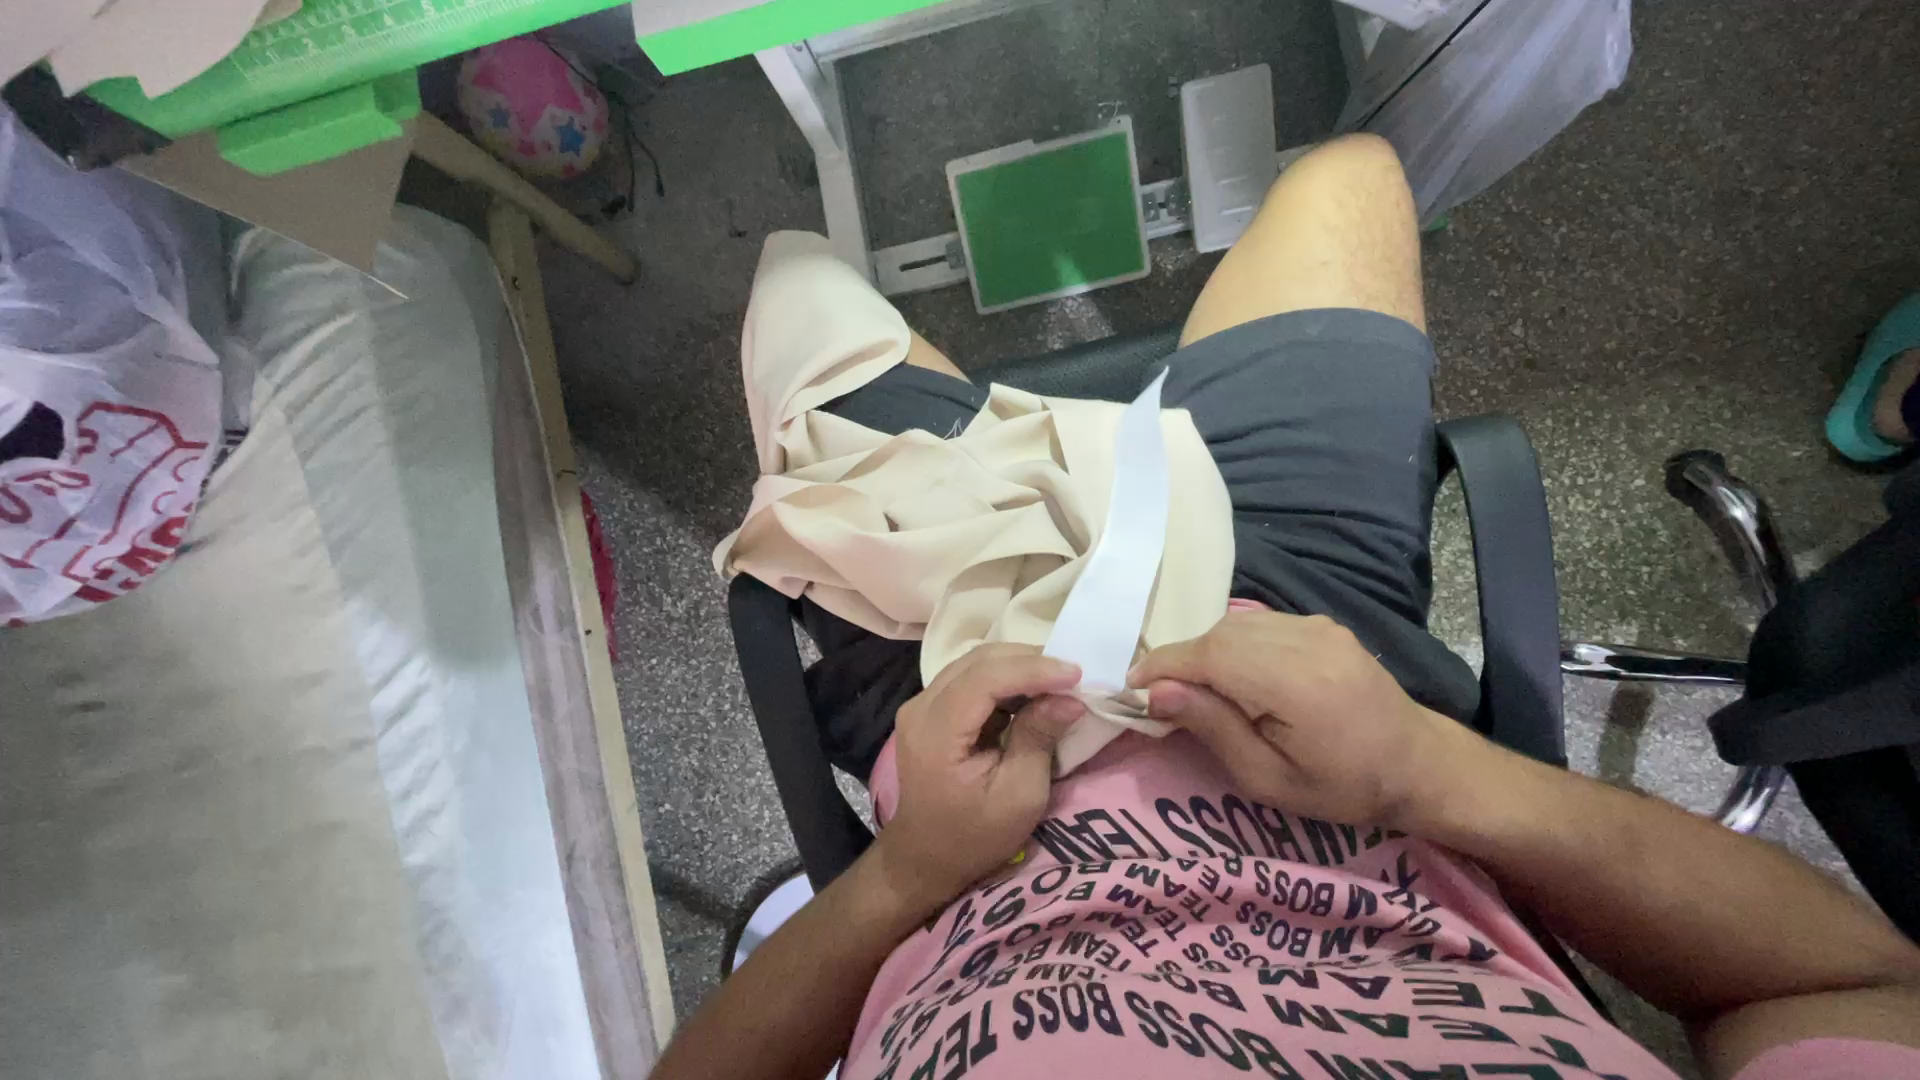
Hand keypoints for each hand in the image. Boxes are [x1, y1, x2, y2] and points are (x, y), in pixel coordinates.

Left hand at [877, 644, 1085, 907]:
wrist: (926, 857)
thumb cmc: (975, 836)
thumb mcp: (1019, 796)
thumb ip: (1039, 739)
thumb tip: (1070, 698)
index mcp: (936, 733)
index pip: (984, 679)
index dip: (1032, 669)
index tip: (1076, 672)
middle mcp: (920, 708)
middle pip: (978, 662)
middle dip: (1029, 660)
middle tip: (1073, 673)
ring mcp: (921, 705)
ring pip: (974, 663)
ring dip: (1018, 665)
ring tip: (1058, 679)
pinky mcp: (931, 709)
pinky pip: (970, 678)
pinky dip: (1005, 678)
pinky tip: (1032, 690)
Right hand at [1127, 610, 1477, 827]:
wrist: (1419, 765)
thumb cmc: (1343, 788)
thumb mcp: (1268, 779)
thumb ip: (1212, 728)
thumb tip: (1158, 693)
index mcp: (1297, 683)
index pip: (1210, 655)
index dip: (1163, 666)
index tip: (1132, 688)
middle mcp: (1307, 641)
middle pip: (1218, 635)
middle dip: (1183, 663)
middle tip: (1168, 700)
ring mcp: (1317, 626)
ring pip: (1234, 625)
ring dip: (1206, 653)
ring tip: (1202, 692)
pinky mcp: (1321, 624)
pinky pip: (1257, 624)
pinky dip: (1233, 646)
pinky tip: (1239, 677)